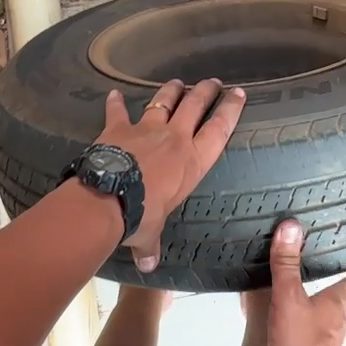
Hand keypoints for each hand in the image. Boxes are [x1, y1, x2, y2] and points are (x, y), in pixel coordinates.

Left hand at [97, 78, 246, 271]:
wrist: (107, 197)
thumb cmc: (140, 215)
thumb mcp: (150, 232)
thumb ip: (151, 244)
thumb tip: (148, 265)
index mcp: (192, 162)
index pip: (219, 130)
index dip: (231, 110)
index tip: (239, 93)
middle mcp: (174, 138)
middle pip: (195, 106)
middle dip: (206, 92)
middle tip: (214, 81)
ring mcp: (146, 129)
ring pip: (163, 102)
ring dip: (171, 91)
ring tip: (178, 82)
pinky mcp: (119, 128)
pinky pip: (118, 112)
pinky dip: (115, 104)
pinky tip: (113, 94)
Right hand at [264, 220, 345, 345]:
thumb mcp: (288, 297)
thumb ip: (287, 264)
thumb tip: (291, 229)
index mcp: (337, 304)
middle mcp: (336, 322)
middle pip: (344, 299)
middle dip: (342, 284)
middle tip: (339, 269)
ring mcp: (326, 342)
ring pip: (328, 317)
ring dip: (322, 305)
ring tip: (311, 292)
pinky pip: (312, 334)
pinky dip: (306, 324)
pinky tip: (293, 323)